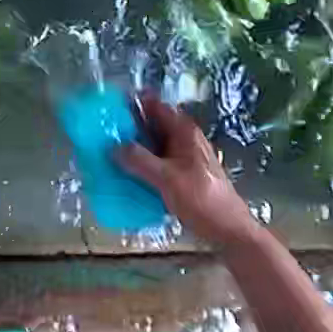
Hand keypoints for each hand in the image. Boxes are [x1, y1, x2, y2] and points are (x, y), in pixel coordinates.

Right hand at [116, 95, 259, 248]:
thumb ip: (140, 161)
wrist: (227, 229)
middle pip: (155, 125)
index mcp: (184, 132)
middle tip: (104, 131)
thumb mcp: (167, 179)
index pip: (157, 106)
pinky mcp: (183, 174)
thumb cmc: (201, 198)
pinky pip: (159, 162)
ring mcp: (185, 157)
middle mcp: (185, 139)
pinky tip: (128, 174)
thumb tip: (113, 147)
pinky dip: (144, 163)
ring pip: (156, 145)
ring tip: (109, 151)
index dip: (136, 102)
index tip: (112, 105)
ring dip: (136, 147)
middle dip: (131, 127)